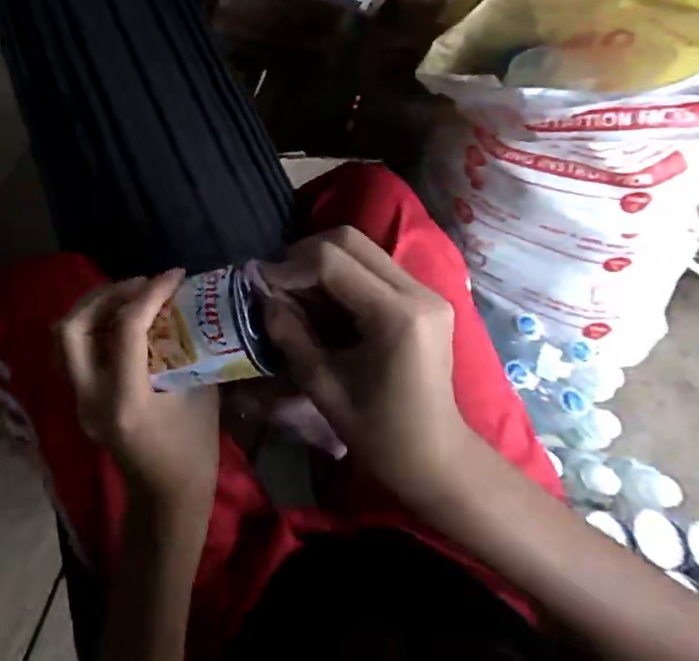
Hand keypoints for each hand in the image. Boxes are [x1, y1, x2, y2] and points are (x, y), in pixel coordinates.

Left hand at [56, 270, 220, 507]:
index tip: (174, 275)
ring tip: (132, 295)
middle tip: (141, 284)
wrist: (166, 498)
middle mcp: (90, 398)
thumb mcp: (200, 393)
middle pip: (73, 327)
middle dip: (105, 295)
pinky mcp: (78, 400)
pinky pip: (74, 350)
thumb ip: (187, 346)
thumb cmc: (193, 450)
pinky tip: (124, 319)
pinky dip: (94, 325)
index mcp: (125, 402)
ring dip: (95, 307)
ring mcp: (78, 401)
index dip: (149, 293)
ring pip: (65, 336)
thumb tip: (188, 302)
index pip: (124, 329)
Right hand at [258, 227, 480, 502]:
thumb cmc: (380, 433)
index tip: (260, 285)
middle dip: (303, 254)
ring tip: (295, 291)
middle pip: (348, 239)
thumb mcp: (322, 386)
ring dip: (319, 260)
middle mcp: (418, 292)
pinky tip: (321, 299)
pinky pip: (371, 264)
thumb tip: (261, 295)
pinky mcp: (423, 297)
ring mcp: (425, 291)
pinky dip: (338, 271)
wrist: (438, 459)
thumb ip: (290, 334)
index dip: (288, 267)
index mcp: (397, 316)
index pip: (332, 261)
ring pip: (359, 247)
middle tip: (277, 283)